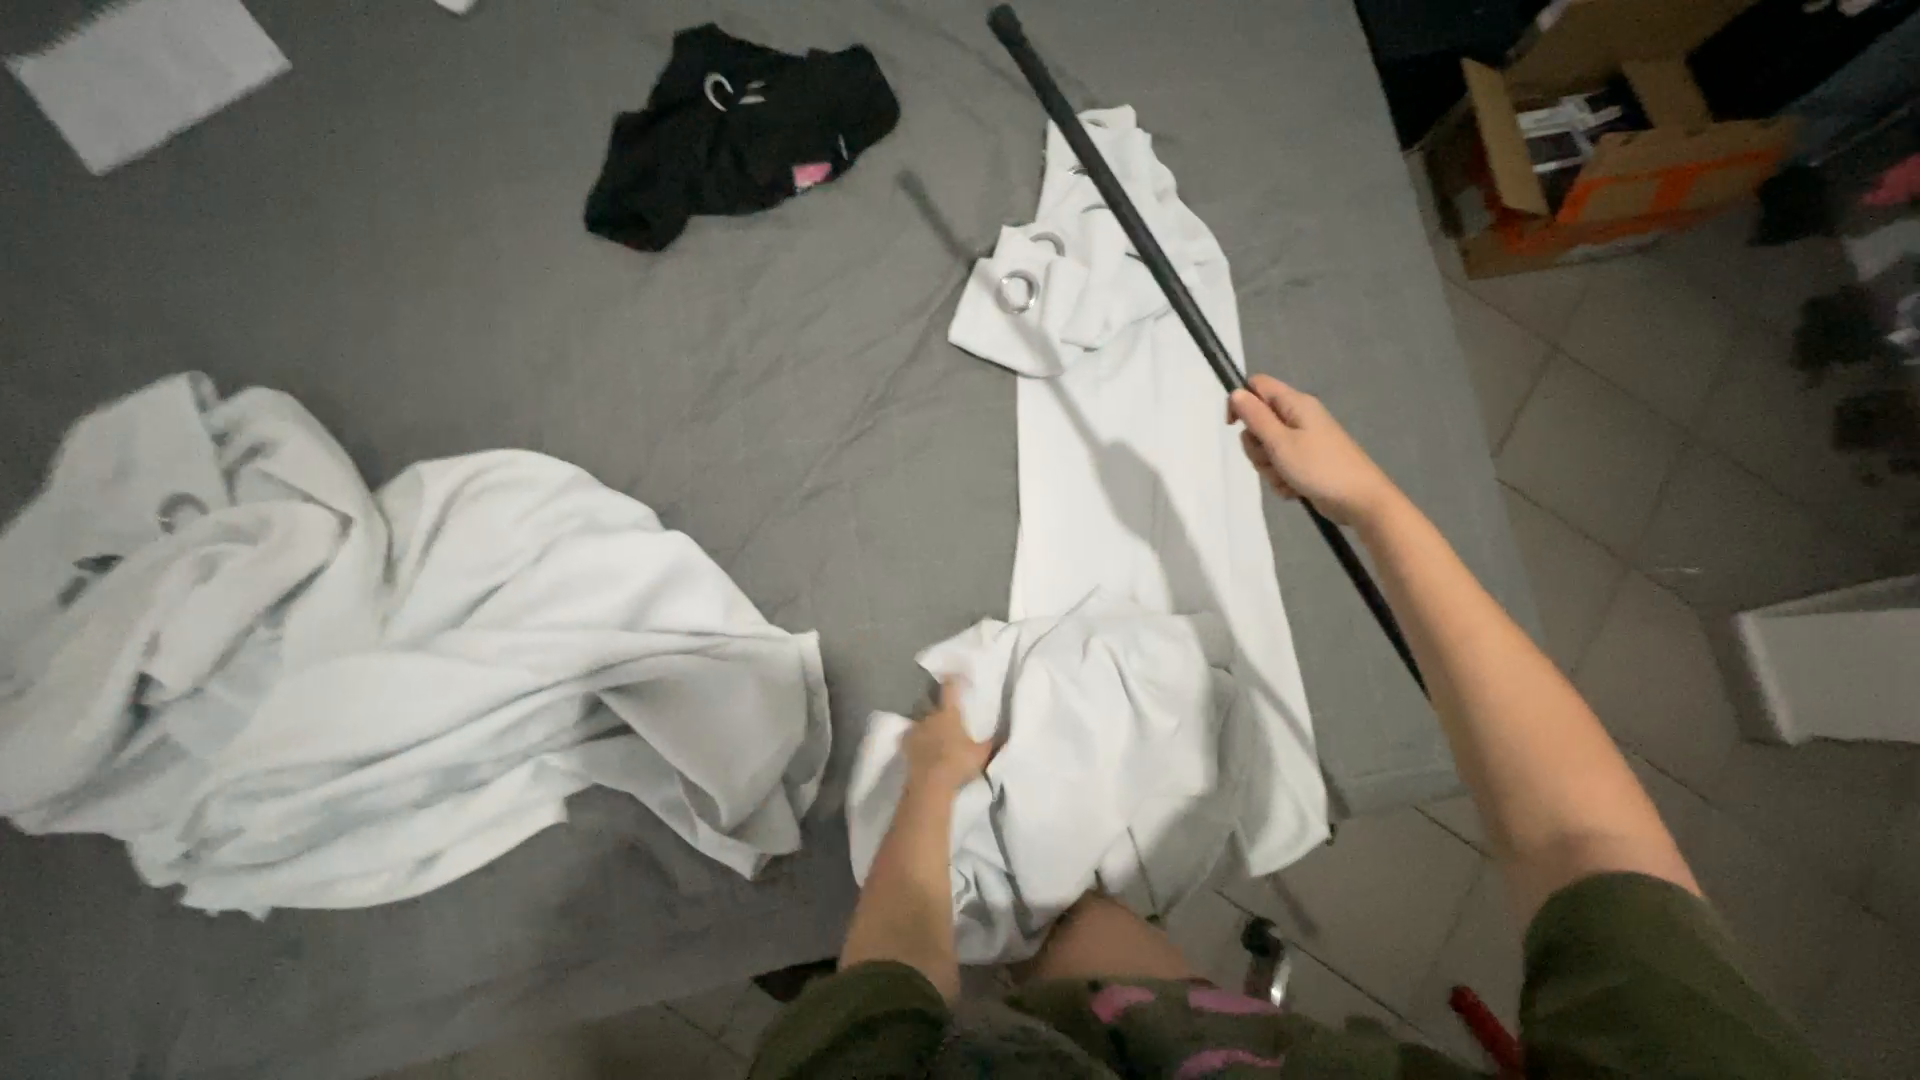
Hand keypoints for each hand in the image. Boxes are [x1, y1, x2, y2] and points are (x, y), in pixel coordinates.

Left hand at [903, 679, 992, 794]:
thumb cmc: (959, 763)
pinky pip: (909, 736)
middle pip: (932, 702)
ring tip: (933, 732)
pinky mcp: (904, 745)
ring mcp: (915, 729)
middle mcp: (930, 715)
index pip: (950, 687)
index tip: (956, 675)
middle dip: (938, 705)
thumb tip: (1006, 734)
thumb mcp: (982, 754)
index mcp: (949, 712)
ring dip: (926, 723)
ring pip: (920, 719)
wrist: (931, 783)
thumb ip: (993, 742)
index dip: (954, 678)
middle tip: (946, 713)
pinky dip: (914, 738)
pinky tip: (918, 745)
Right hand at [1228, 374, 1402, 527]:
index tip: (1234, 426)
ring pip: (1266, 449)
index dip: (1241, 401)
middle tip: (1271, 457)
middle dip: (1256, 446)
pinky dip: (1281, 479)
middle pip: (1258, 423)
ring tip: (1286, 477)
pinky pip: (1279, 466)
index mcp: (1295, 404)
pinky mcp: (1305, 462)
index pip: (1257, 386)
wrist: (1359, 499)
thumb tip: (1235, 392)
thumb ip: (1255, 417)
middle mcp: (1298, 418)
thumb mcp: (1280, 442)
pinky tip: (1294, 488)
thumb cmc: (1319, 466)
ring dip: (1268, 467)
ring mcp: (1303, 441)